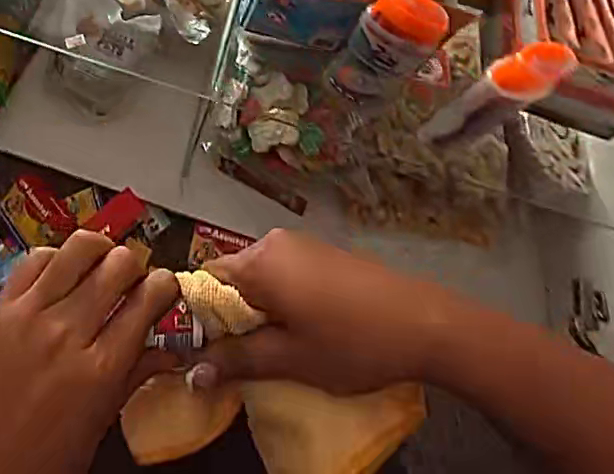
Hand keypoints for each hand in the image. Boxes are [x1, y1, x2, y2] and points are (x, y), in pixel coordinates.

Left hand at [0, 230, 180, 473]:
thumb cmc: (37, 463)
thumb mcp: (97, 427)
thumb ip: (134, 378)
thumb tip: (170, 352)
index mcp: (99, 371)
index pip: (149, 299)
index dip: (166, 285)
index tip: (164, 289)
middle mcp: (68, 333)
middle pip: (119, 264)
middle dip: (135, 267)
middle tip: (131, 282)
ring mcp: (31, 316)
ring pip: (80, 247)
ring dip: (100, 250)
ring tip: (100, 265)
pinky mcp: (0, 309)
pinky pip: (36, 259)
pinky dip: (56, 258)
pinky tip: (61, 274)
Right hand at [191, 228, 462, 394]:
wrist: (420, 320)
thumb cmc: (350, 341)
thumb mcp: (290, 359)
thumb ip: (238, 360)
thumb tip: (194, 372)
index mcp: (260, 261)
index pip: (207, 279)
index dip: (199, 315)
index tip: (203, 351)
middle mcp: (274, 242)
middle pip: (232, 277)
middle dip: (230, 316)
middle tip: (240, 357)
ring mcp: (300, 244)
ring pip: (258, 276)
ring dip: (256, 310)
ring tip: (272, 347)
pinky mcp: (321, 252)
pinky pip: (282, 272)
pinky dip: (278, 299)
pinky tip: (299, 328)